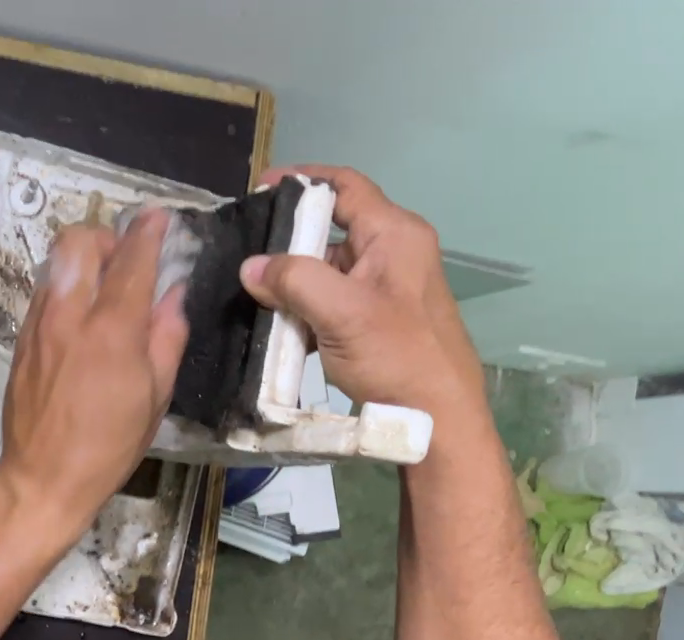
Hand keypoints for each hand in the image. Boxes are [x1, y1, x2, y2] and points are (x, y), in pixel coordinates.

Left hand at [0, 210, 187, 542]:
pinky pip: (43, 295)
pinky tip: (79, 319)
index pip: (132, 259)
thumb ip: (167, 338)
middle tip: (125, 260)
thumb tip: (173, 296)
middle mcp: (69, 316)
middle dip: (107, 237)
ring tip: (102, 289)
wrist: (42, 479)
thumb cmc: (107, 448)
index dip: (149, 231)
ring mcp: (37, 327)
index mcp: (112, 330)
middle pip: (79, 241)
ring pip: (55, 264)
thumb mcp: (155, 398)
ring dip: (83, 262)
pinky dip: (64, 289)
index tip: (159, 219)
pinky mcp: (20, 342)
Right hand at [240, 166, 486, 421]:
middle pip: (331, 232)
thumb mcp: (342, 312)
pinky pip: (332, 302)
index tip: (260, 190)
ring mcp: (385, 288)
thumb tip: (249, 266)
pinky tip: (281, 331)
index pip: (345, 187)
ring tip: (256, 300)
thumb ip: (294, 281)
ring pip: (327, 272)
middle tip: (247, 259)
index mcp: (394, 235)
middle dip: (288, 246)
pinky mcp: (376, 319)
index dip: (303, 181)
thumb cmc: (397, 355)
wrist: (437, 414)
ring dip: (293, 286)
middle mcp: (392, 252)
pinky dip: (305, 312)